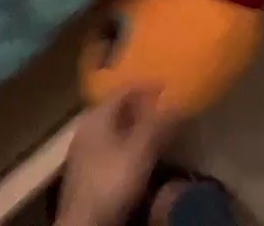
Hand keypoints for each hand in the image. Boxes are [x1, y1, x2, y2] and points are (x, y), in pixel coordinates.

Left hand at [57, 86, 177, 225]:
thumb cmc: (114, 179)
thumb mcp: (144, 146)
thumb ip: (162, 120)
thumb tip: (179, 99)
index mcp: (97, 117)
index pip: (125, 88)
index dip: (149, 84)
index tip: (171, 86)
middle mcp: (87, 129)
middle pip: (119, 108)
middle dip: (144, 106)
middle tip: (168, 105)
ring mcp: (85, 152)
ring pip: (117, 128)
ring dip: (138, 125)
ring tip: (161, 127)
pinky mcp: (88, 173)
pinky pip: (113, 146)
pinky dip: (130, 142)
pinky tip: (144, 151)